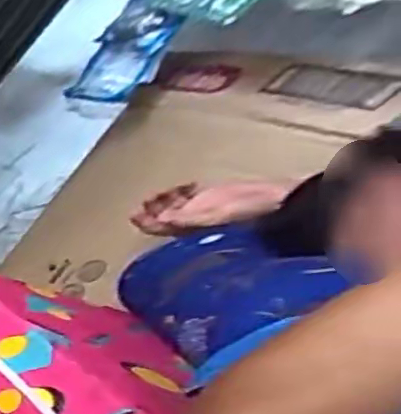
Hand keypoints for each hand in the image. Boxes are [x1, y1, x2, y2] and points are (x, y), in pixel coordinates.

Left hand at [130, 179, 294, 234]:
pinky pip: (188, 193)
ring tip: (166, 191)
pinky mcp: (211, 195)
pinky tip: (188, 184)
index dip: (142, 221)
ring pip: (170, 204)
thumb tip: (162, 220)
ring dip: (163, 198)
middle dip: (150, 208)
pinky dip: (182, 189)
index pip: (156, 228)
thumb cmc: (248, 211)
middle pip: (159, 216)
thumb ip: (188, 219)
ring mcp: (199, 207)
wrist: (279, 199)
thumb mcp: (214, 217)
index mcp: (185, 229)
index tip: (134, 212)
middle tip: (150, 198)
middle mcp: (187, 220)